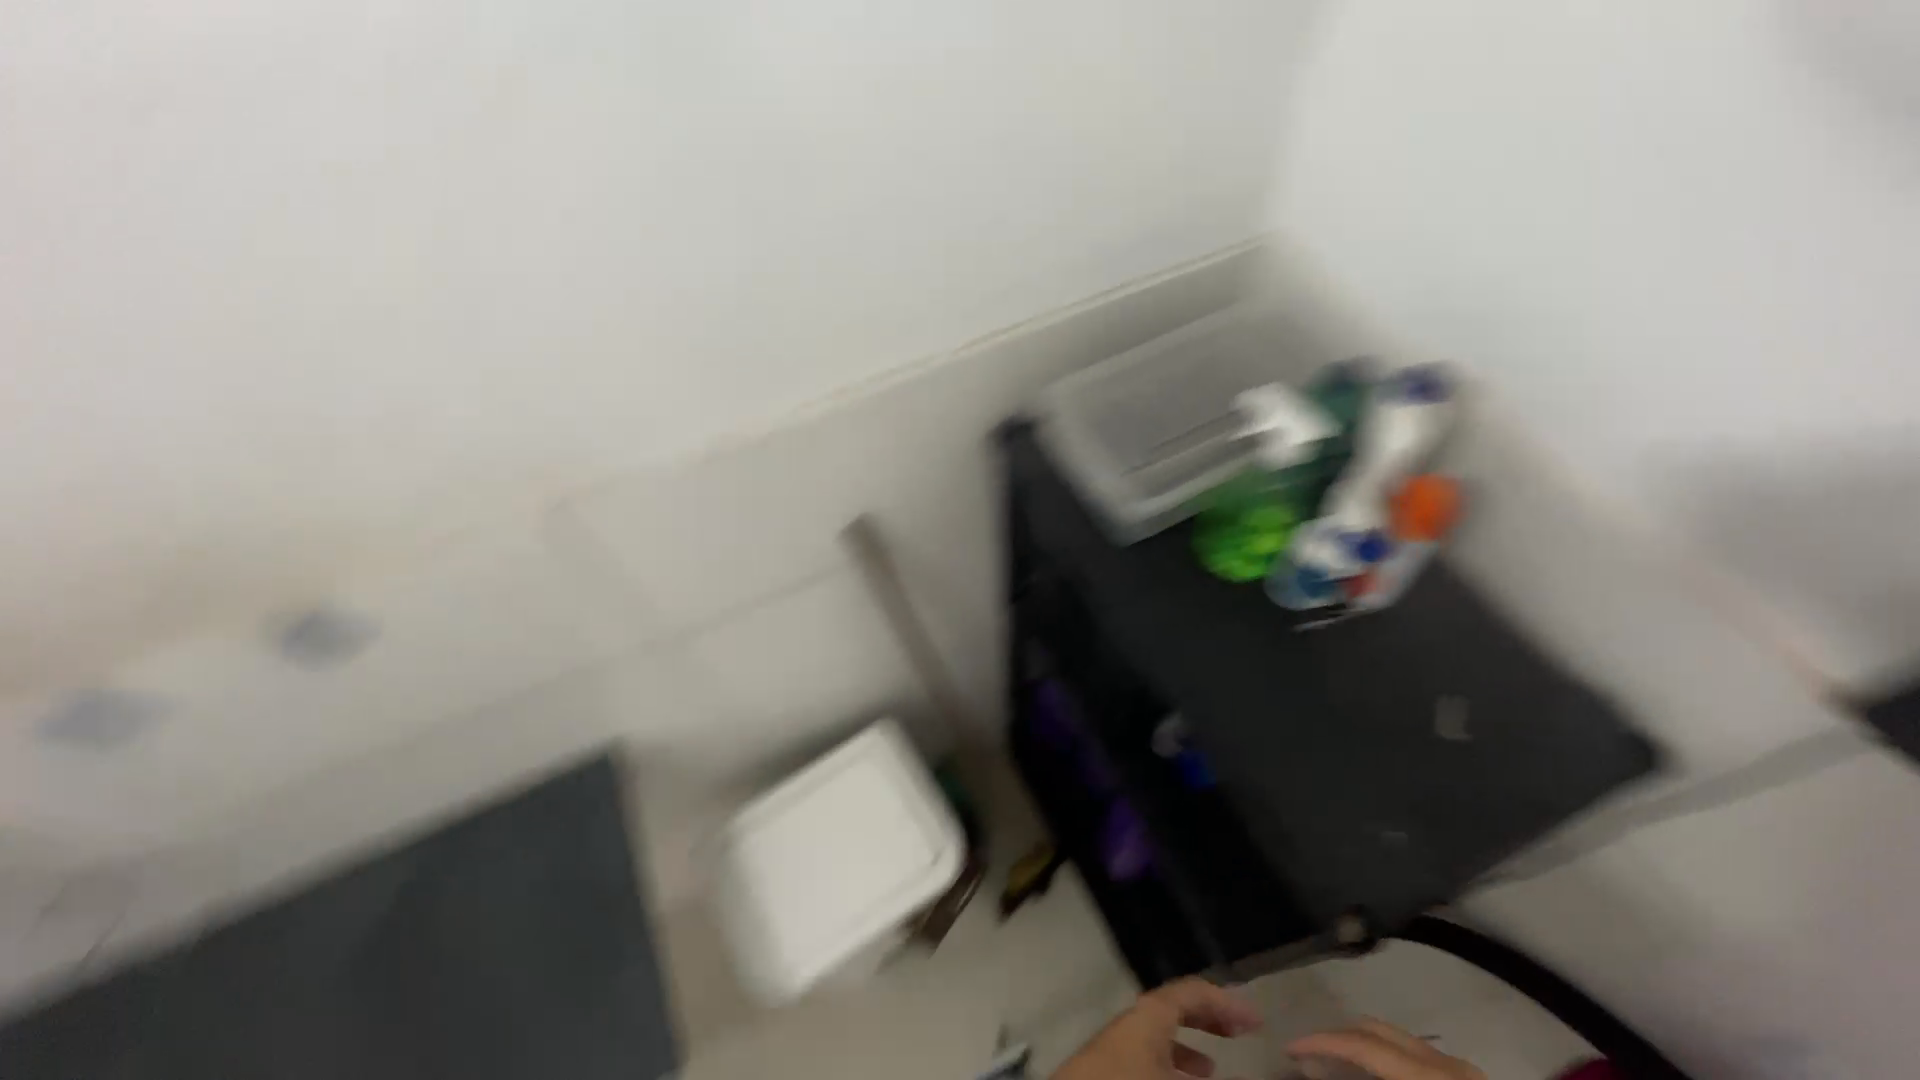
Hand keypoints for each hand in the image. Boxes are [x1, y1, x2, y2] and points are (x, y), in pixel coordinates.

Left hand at [1051, 977, 1262, 1079]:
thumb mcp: (1173, 1079)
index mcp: (1147, 1020)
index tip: (1255, 1021)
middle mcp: (1127, 1028)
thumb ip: (1205, 1075)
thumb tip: (1238, 1076)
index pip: (1189, 992)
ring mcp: (1110, 1054)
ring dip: (1185, 1050)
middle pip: (1170, 1010)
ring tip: (1213, 1071)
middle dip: (1206, 1018)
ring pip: (1154, 1040)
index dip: (1225, 1002)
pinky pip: (1141, 1063)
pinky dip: (1166, 1070)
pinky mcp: (1101, 1074)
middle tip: (1238, 1034)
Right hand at [1288, 1019, 1485, 1079]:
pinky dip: (1386, 1061)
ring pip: (1397, 1041)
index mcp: (1431, 1078)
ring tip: (1334, 1067)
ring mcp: (1463, 1072)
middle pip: (1378, 1031)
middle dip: (1338, 1039)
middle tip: (1307, 1057)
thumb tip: (1320, 1078)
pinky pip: (1415, 1057)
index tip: (1289, 1050)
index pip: (1364, 1044)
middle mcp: (1448, 1065)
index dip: (1322, 1043)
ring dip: (1361, 1048)